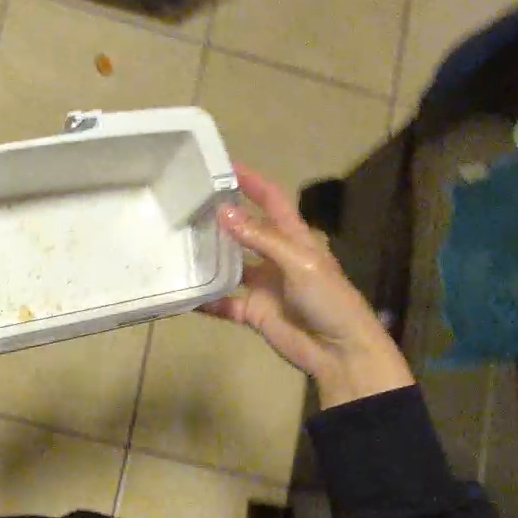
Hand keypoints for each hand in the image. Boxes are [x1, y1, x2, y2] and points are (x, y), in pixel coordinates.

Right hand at [200, 166, 414, 409]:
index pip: (272, 201)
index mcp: (296, 238)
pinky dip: (205, 300)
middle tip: (187, 207)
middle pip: (245, 232)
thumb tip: (223, 213)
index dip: (252, 182)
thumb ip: (260, 239)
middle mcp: (276, 257)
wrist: (339, 351)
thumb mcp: (299, 262)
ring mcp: (263, 286)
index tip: (225, 166)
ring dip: (209, 258)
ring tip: (177, 245)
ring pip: (230, 266)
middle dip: (221, 219)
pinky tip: (182, 294)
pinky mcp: (252, 312)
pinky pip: (223, 303)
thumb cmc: (329, 300)